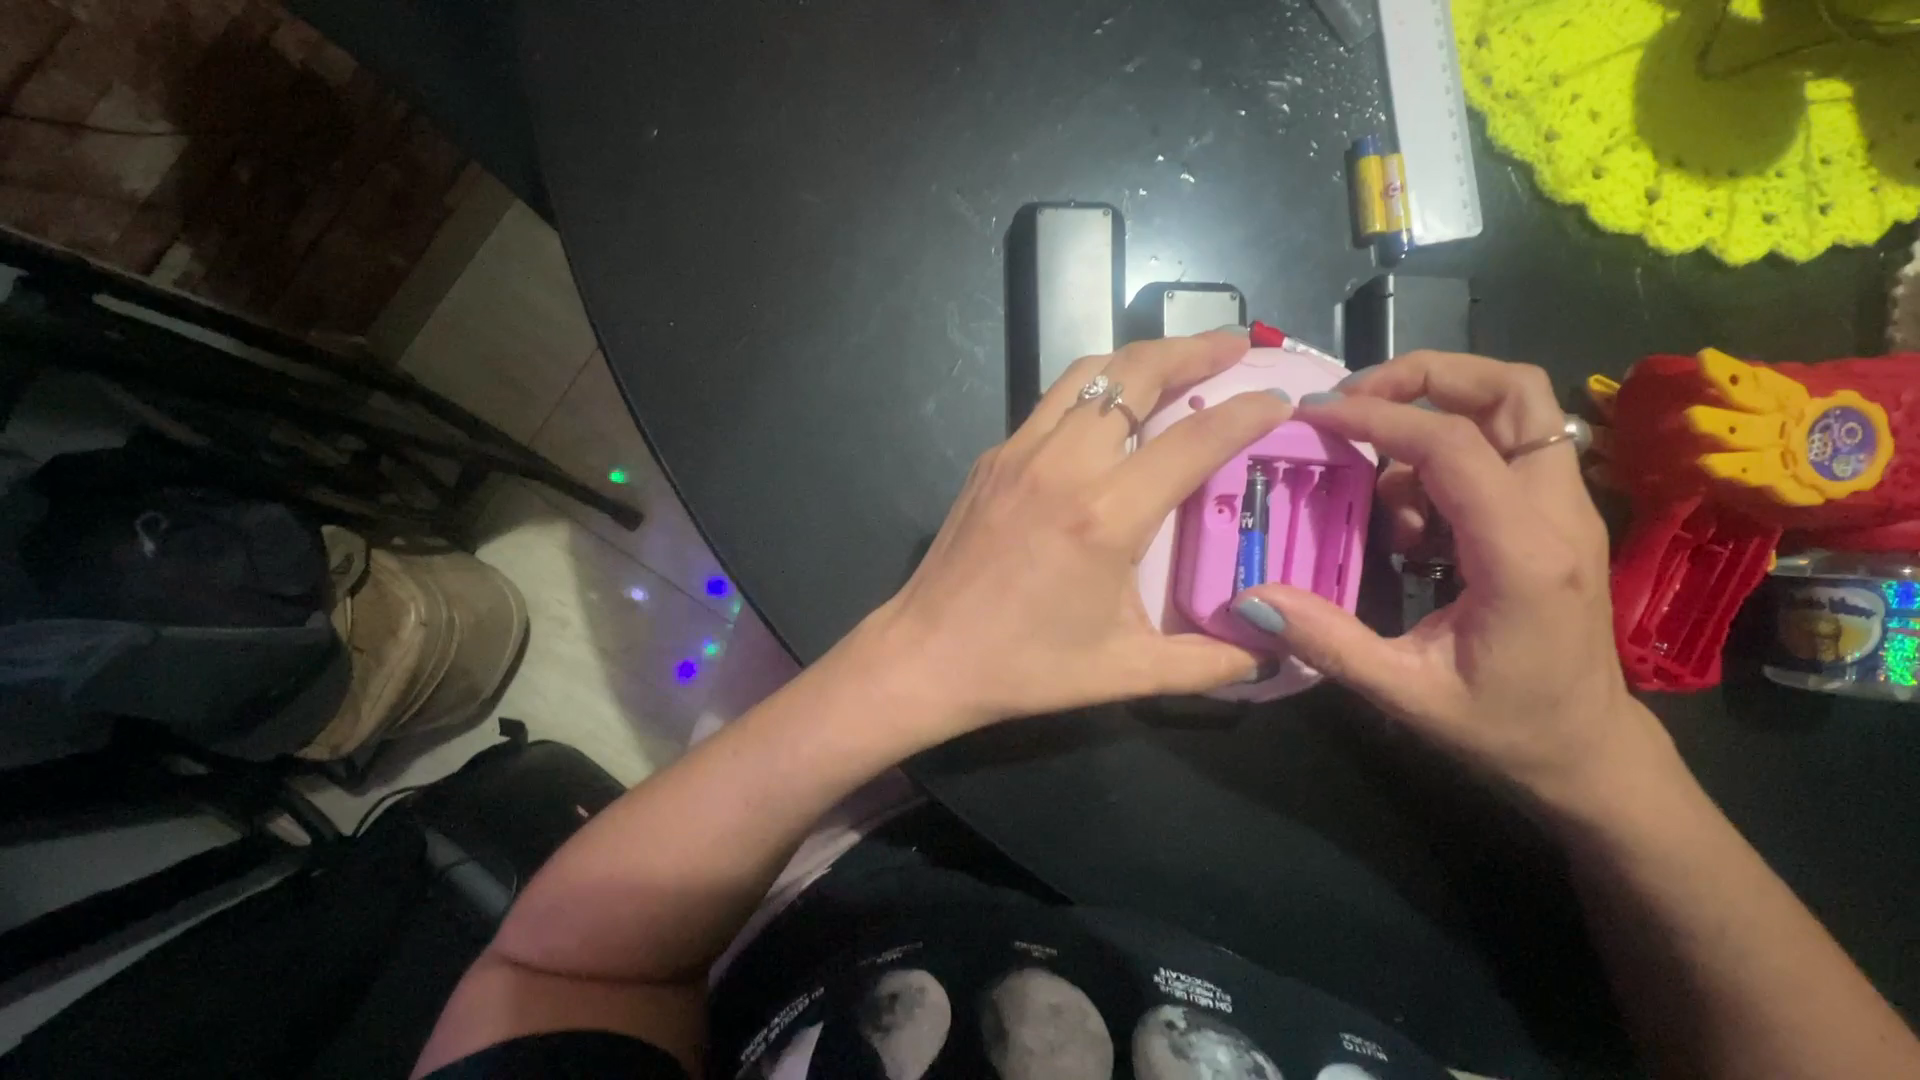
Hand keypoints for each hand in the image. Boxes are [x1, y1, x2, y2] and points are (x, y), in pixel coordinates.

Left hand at [859, 330, 1294, 735]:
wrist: (926, 656)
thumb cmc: (1025, 667)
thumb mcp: (1126, 672)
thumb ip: (1209, 661)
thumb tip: (1271, 651)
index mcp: (1104, 515)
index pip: (1193, 440)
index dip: (1245, 413)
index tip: (1280, 398)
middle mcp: (1063, 466)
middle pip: (1135, 374)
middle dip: (1193, 348)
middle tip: (1237, 343)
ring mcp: (1020, 453)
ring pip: (1088, 373)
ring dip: (1141, 358)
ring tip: (1181, 360)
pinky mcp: (992, 458)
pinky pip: (1054, 402)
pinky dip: (1095, 388)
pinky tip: (1114, 409)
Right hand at [1232, 351, 1676, 811]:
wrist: (1588, 751)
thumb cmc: (1503, 726)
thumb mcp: (1406, 694)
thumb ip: (1329, 643)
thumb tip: (1250, 600)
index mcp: (1523, 555)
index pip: (1454, 446)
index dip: (1377, 417)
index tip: (1311, 415)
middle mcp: (1558, 514)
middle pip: (1512, 390)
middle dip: (1426, 375)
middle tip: (1353, 400)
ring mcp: (1565, 509)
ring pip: (1515, 407)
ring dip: (1435, 409)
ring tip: (1371, 467)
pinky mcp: (1554, 516)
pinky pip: (1502, 447)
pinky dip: (1444, 451)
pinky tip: (1405, 514)